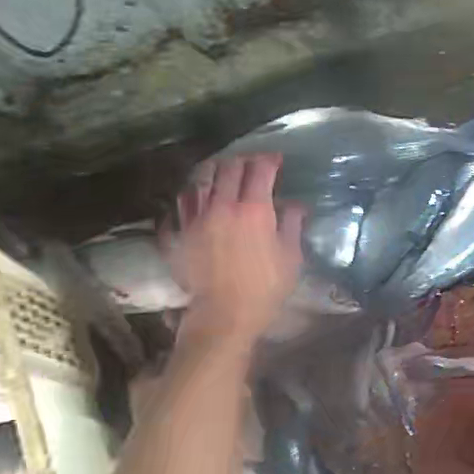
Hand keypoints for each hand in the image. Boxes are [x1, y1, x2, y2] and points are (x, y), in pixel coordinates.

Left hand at [172, 153, 304, 346]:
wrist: (225, 313)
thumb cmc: (266, 287)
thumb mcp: (291, 257)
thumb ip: (292, 226)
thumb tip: (295, 207)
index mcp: (254, 209)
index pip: (260, 171)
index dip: (269, 160)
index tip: (276, 160)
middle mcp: (221, 205)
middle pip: (228, 169)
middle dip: (242, 162)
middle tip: (251, 165)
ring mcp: (195, 218)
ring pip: (199, 181)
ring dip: (213, 173)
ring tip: (220, 174)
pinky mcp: (178, 234)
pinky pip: (179, 207)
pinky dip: (188, 198)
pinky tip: (193, 201)